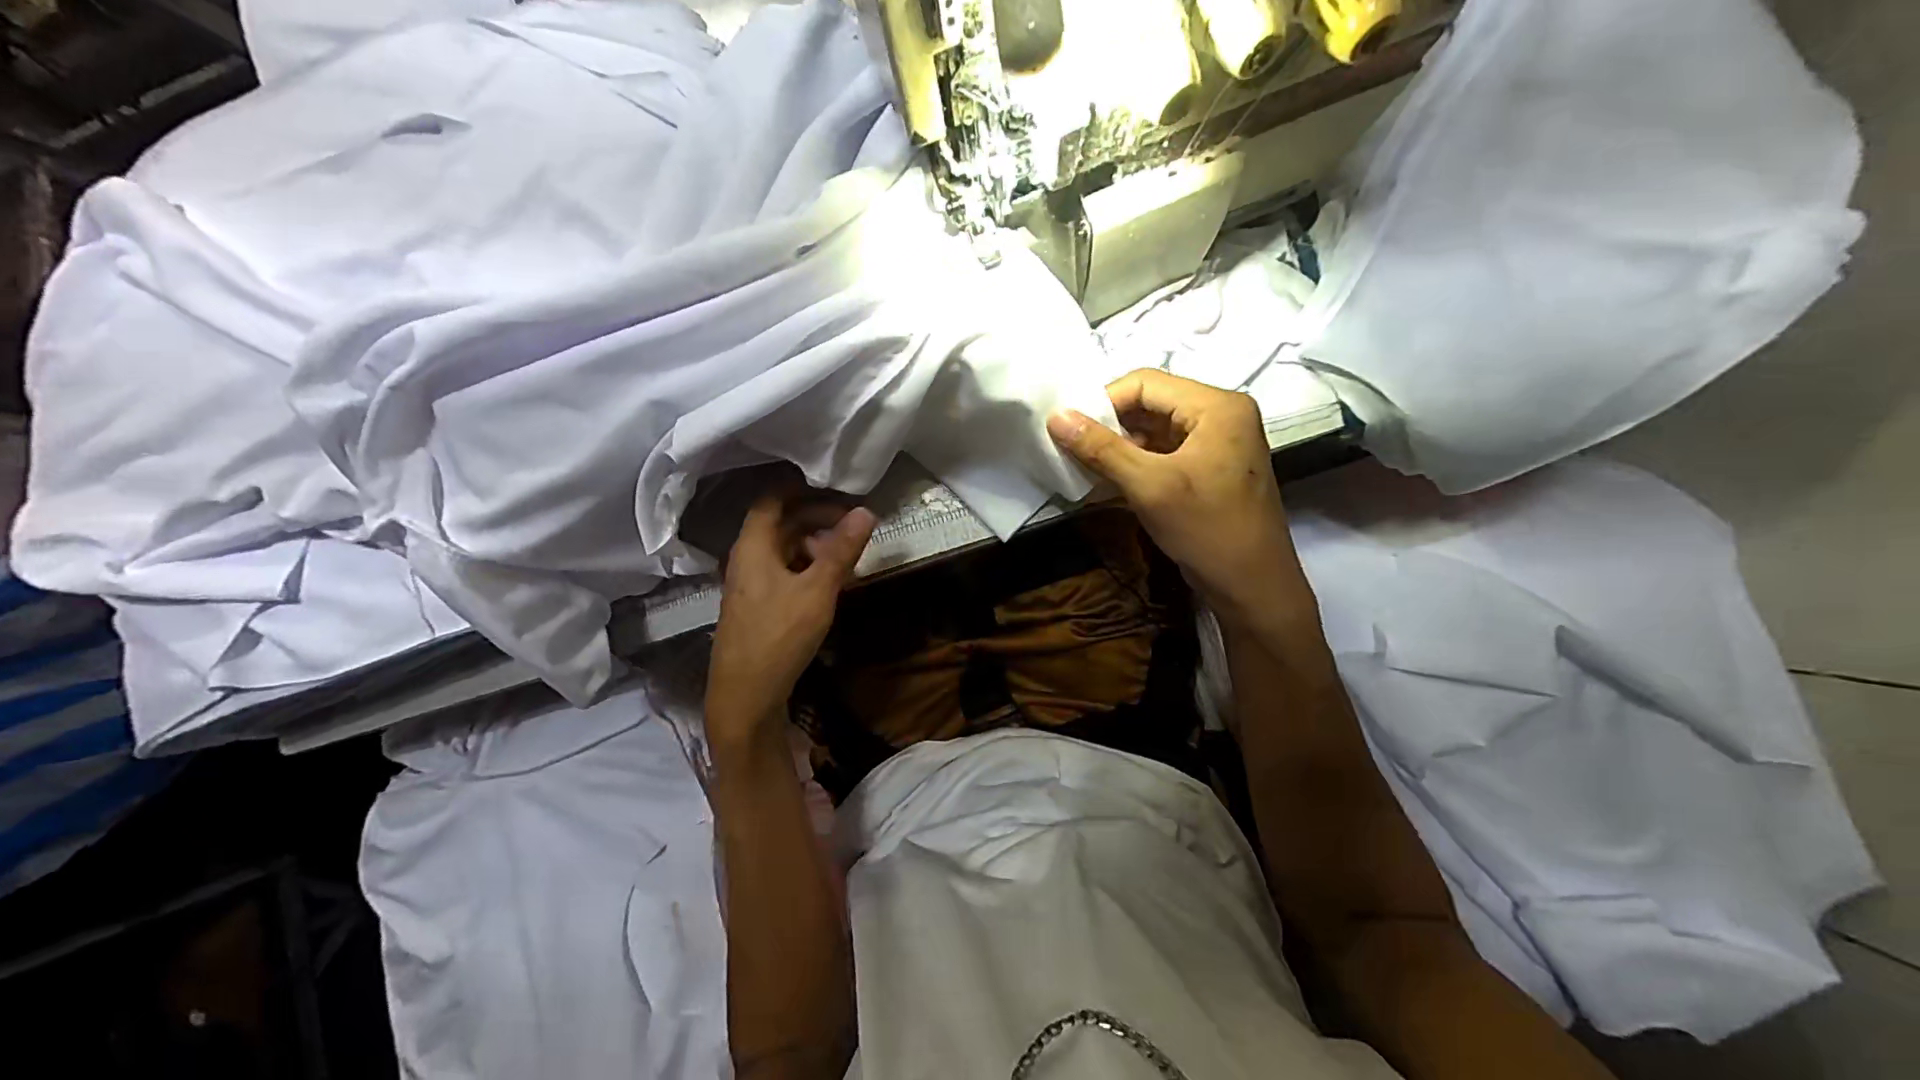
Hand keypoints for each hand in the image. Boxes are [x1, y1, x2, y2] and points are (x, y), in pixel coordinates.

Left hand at [707, 494, 875, 750]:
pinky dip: (805, 567)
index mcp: (754, 545)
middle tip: (852, 526)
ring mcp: (748, 583)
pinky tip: (827, 584)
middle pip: (780, 523)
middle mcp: (746, 558)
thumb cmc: (779, 635)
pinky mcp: (755, 605)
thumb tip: (867, 511)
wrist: (745, 694)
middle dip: (816, 519)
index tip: (838, 491)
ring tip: (845, 557)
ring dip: (813, 546)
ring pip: (782, 549)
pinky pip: (781, 571)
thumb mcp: (818, 590)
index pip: (773, 499)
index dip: (804, 490)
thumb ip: (842, 550)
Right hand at [1048, 369, 1307, 627]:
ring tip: (1086, 466)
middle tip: (1073, 448)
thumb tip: (1055, 417)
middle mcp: (1222, 414)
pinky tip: (1109, 480)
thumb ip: (1101, 448)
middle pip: (1152, 404)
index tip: (1068, 429)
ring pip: (1156, 430)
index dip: (1103, 402)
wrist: (1254, 587)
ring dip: (1120, 446)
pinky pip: (1166, 452)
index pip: (1146, 383)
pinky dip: (1137, 463)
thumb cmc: (1206, 530)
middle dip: (1110, 425)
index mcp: (1217, 406)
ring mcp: (1219, 442)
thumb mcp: (1149, 486)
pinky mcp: (1212, 468)